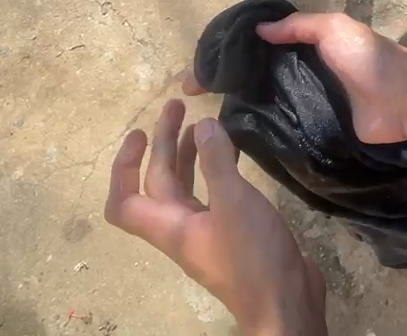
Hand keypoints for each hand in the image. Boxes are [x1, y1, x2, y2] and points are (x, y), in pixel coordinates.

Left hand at [104, 99, 325, 335]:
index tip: (138, 132)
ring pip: (187, 186)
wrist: (282, 299)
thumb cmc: (251, 254)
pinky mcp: (233, 230)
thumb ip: (216, 162)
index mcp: (170, 226)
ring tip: (203, 122)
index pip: (125, 201)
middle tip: (179, 106)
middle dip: (163, 144)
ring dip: (189, 154)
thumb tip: (202, 123)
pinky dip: (218, 166)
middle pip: (159, 184)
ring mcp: (208, 229)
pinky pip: (214, 191)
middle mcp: (182, 227)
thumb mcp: (233, 203)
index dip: (123, 167)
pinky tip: (235, 150)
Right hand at [184, 12, 406, 144]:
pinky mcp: (314, 130)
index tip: (202, 67)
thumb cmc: (366, 58)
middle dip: (228, 83)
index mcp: (311, 48)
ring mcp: (308, 104)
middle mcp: (306, 74)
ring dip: (240, 107)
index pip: (265, 48)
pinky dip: (261, 129)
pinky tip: (231, 135)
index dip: (235, 55)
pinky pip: (282, 128)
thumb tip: (259, 28)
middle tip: (190, 97)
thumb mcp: (334, 28)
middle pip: (260, 77)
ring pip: (267, 103)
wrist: (399, 99)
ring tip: (201, 118)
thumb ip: (300, 25)